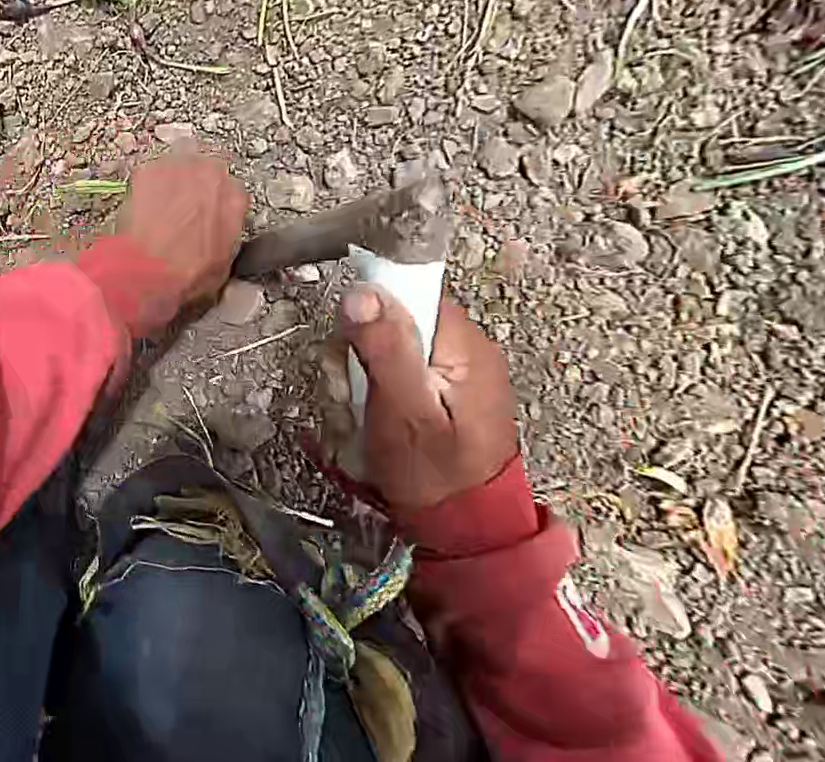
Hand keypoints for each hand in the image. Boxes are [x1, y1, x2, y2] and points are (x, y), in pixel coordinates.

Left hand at [115, 147, 248, 309]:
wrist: (148, 269)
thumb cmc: (185, 271)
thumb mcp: (224, 264)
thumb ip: (228, 237)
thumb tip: (221, 239)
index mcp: (234, 199)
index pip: (233, 190)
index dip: (219, 203)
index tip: (209, 213)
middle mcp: (211, 176)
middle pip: (208, 170)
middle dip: (198, 186)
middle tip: (185, 209)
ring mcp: (179, 168)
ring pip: (180, 166)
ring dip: (175, 182)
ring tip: (163, 208)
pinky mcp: (150, 170)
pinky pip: (153, 172)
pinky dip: (150, 185)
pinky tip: (146, 206)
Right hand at [340, 287, 517, 511]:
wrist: (465, 534)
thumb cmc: (434, 475)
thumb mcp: (404, 411)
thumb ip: (386, 349)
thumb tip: (362, 292)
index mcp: (464, 344)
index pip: (411, 291)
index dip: (375, 312)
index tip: (357, 349)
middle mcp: (466, 348)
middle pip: (398, 318)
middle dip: (366, 352)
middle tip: (359, 394)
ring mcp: (457, 371)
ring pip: (394, 345)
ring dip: (368, 375)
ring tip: (367, 413)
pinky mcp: (446, 392)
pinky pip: (402, 370)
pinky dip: (382, 390)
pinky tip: (379, 418)